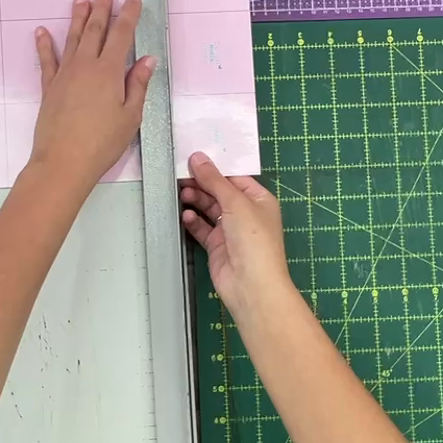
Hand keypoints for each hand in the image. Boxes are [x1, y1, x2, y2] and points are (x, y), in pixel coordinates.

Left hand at [28, 0, 156, 191]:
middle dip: (101, 9)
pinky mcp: (49, 88)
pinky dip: (44, 45)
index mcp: (109, 72)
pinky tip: (41, 32)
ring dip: (77, 18)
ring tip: (80, 0)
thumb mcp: (130, 117)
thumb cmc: (102, 143)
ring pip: (72, 39)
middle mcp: (86, 66)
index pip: (122, 35)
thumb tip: (147, 60)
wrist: (63, 162)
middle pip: (95, 30)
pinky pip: (47, 60)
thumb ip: (137, 85)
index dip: (128, 15)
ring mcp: (65, 75)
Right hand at [180, 152, 301, 323]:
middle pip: (220, 193)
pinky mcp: (218, 246)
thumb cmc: (254, 242)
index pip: (234, 178)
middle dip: (202, 185)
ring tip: (182, 194)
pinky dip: (193, 222)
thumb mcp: (235, 202)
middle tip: (182, 177)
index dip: (215, 170)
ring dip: (196, 201)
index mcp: (259, 200)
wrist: (250, 284)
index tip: (194, 161)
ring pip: (209, 210)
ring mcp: (231, 231)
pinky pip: (202, 229)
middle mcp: (246, 214)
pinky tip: (186, 216)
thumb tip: (199, 159)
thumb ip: (214, 180)